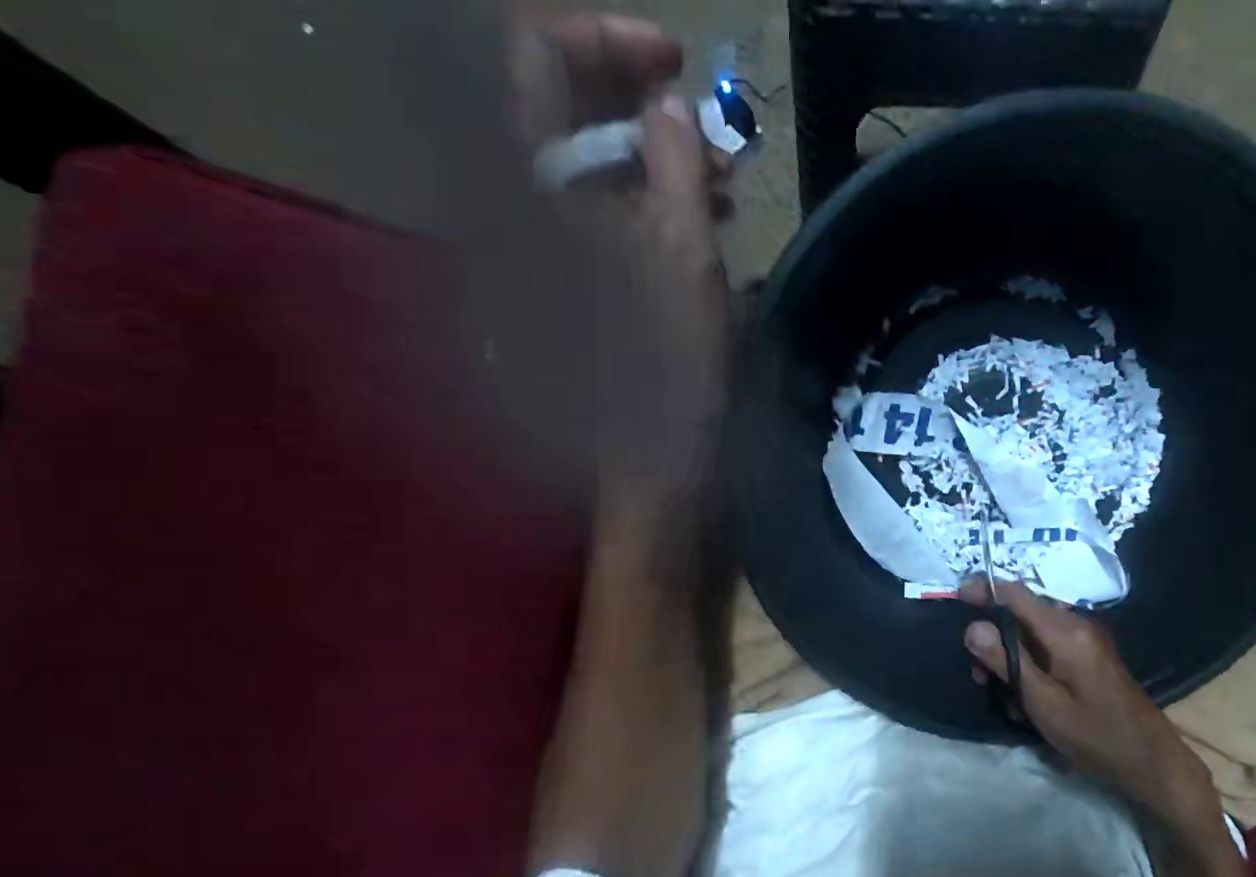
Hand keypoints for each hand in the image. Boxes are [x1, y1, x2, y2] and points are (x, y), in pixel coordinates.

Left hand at [507, 12, 731, 494]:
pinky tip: (703, 219)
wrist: (651, 456)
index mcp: (540, 191)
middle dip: (643, 104)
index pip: (538, 59)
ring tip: (723, 181)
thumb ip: (675, 159)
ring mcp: (554, 246)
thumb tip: (667, 102)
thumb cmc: (669, 364)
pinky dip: (651, 199)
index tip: (677, 64)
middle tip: (711, 132)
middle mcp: (532, 208)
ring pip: (593, 162)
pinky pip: (605, 210)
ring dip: (657, 155)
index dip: (607, 42)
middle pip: (566, 108)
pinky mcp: (581, 277)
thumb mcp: (684, 251)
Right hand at [961, 580, 1219, 825]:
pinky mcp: (1089, 656)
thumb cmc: (1094, 733)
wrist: (1150, 760)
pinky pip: (1048, 649)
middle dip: (994, 640)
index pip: (1016, 593)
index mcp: (1065, 631)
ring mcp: (1085, 640)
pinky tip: (1029, 702)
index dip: (984, 590)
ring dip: (1011, 660)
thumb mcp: (1041, 701)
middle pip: (1020, 615)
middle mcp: (1076, 625)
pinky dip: (1031, 668)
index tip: (957, 599)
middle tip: (979, 677)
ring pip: (1031, 635)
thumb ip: (1005, 660)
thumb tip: (972, 625)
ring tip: (1007, 699)